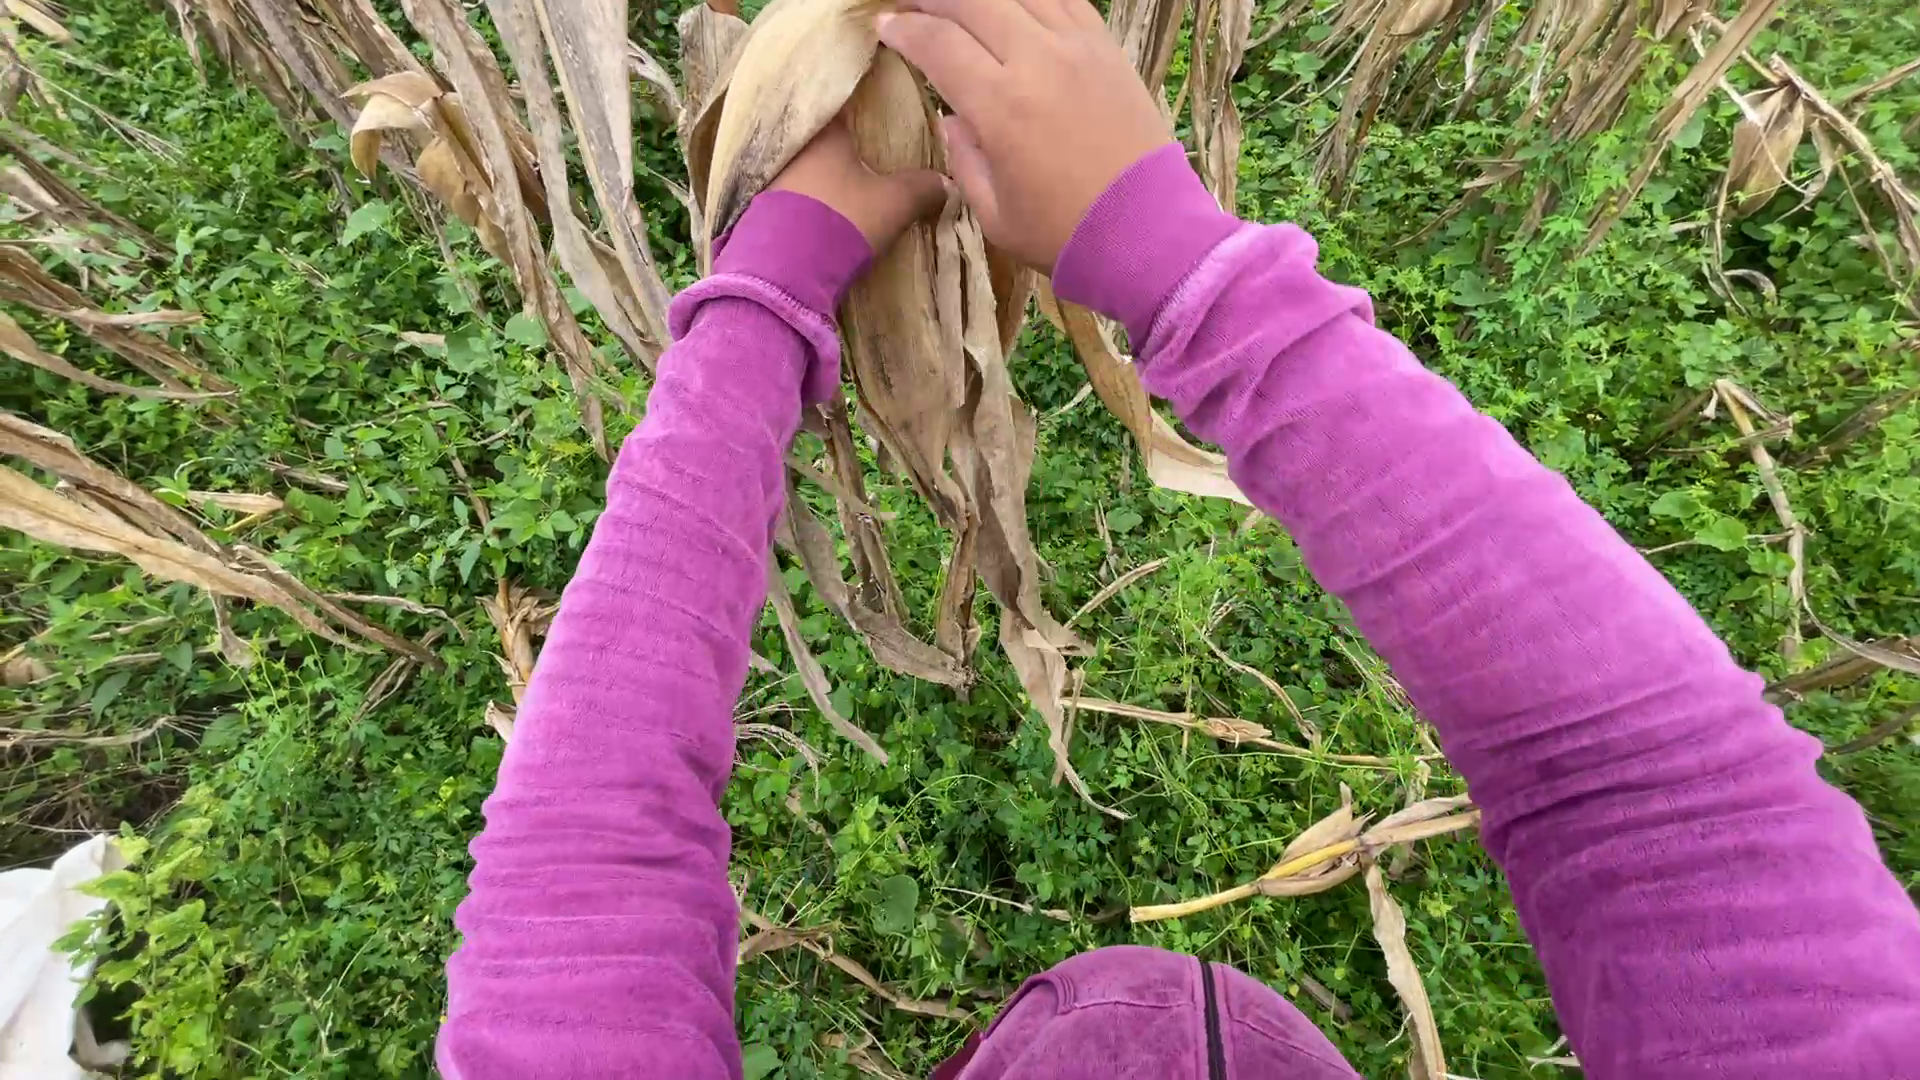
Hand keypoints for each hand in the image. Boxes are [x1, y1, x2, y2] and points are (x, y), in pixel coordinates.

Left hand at [769, 117, 950, 251]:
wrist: (789, 269)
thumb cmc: (844, 219)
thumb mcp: (893, 203)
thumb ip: (922, 188)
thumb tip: (947, 183)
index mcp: (824, 131)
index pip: (842, 102)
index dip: (861, 106)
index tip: (877, 114)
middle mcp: (793, 148)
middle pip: (822, 139)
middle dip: (843, 150)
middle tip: (866, 159)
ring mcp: (774, 180)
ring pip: (806, 171)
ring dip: (825, 182)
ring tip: (847, 193)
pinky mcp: (764, 213)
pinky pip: (793, 199)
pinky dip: (810, 205)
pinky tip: (824, 218)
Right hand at [876, 0, 1169, 269]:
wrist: (1143, 233)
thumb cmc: (1061, 236)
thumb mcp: (995, 217)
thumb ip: (964, 162)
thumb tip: (951, 120)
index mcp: (1001, 107)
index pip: (939, 45)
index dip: (905, 30)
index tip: (886, 27)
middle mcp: (1037, 61)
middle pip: (973, 0)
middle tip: (913, 5)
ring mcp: (1077, 47)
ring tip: (959, 3)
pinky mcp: (1106, 48)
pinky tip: (1014, 3)